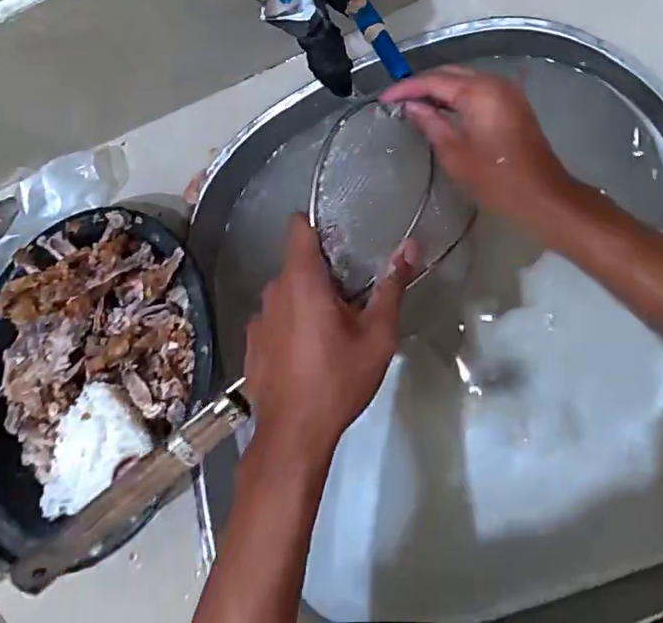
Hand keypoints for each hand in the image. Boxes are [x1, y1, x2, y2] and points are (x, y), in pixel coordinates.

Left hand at [243, 215, 413, 461]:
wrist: (293, 437)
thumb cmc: (338, 379)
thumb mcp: (377, 335)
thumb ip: (392, 286)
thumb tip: (410, 246)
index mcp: (302, 279)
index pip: (299, 227)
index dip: (317, 224)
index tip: (341, 238)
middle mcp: (274, 291)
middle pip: (298, 264)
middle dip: (323, 273)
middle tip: (352, 295)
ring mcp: (258, 319)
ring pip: (287, 294)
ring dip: (307, 302)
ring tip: (332, 329)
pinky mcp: (252, 344)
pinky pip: (275, 320)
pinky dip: (291, 326)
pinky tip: (308, 354)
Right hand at [380, 67, 576, 224]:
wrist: (542, 194)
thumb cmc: (496, 178)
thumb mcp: (454, 153)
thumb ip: (430, 123)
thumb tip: (412, 106)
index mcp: (478, 91)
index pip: (433, 80)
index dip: (405, 88)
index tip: (384, 99)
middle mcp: (494, 82)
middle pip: (449, 73)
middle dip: (421, 85)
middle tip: (396, 101)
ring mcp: (507, 91)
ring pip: (464, 80)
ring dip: (439, 89)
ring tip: (413, 104)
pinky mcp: (513, 104)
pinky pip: (478, 90)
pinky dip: (457, 96)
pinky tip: (441, 110)